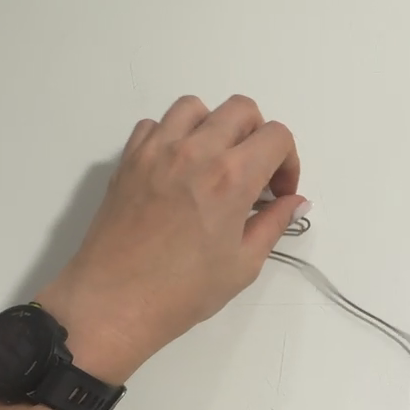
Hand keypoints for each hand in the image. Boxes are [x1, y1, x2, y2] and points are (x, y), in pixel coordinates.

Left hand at [34, 95, 305, 382]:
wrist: (116, 301)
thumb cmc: (184, 291)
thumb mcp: (243, 264)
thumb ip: (273, 223)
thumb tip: (293, 201)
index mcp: (231, 178)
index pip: (276, 137)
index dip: (288, 161)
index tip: (278, 192)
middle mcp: (195, 151)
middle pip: (241, 110)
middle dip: (258, 138)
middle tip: (254, 176)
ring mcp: (157, 150)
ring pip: (196, 108)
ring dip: (215, 128)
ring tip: (214, 166)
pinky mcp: (129, 159)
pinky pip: (157, 125)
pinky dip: (175, 137)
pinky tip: (179, 171)